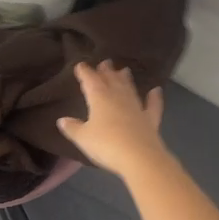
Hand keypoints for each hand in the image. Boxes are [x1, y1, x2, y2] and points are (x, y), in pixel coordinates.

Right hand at [56, 61, 171, 178]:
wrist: (139, 157)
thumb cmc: (106, 145)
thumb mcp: (83, 138)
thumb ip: (73, 128)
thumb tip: (61, 120)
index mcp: (99, 98)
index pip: (90, 80)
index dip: (85, 72)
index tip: (80, 65)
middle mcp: (118, 97)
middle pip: (111, 80)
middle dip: (107, 71)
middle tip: (105, 62)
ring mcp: (136, 107)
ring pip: (130, 88)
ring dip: (126, 79)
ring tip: (124, 70)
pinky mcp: (150, 119)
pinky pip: (152, 105)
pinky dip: (155, 98)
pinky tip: (157, 90)